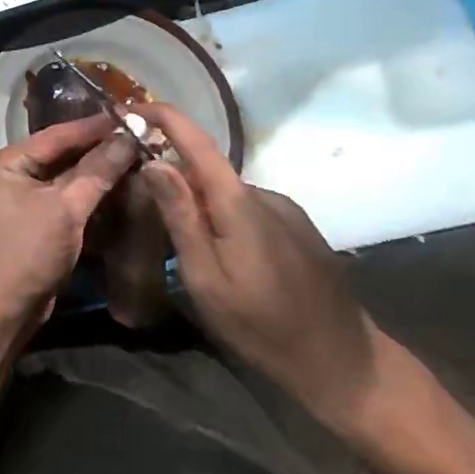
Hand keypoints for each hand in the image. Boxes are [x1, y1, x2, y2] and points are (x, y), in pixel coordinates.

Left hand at [0, 116, 137, 330]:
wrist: (5, 307)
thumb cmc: (29, 251)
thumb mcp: (66, 208)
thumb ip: (97, 171)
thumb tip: (127, 137)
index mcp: (11, 161)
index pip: (60, 134)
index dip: (97, 126)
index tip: (133, 116)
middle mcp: (16, 173)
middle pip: (65, 154)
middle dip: (102, 149)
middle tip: (142, 138)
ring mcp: (26, 198)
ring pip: (70, 177)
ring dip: (101, 172)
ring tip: (140, 159)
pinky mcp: (39, 221)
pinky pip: (69, 199)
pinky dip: (93, 195)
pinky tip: (124, 191)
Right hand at [132, 103, 379, 430]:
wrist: (345, 366)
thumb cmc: (263, 326)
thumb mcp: (205, 277)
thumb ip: (181, 216)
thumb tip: (153, 162)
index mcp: (238, 203)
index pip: (195, 141)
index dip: (162, 116)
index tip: (128, 107)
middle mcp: (264, 194)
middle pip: (205, 170)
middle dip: (171, 178)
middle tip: (141, 211)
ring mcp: (286, 211)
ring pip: (225, 193)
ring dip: (199, 205)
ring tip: (181, 246)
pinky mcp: (299, 229)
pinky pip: (247, 210)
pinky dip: (223, 219)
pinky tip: (222, 258)